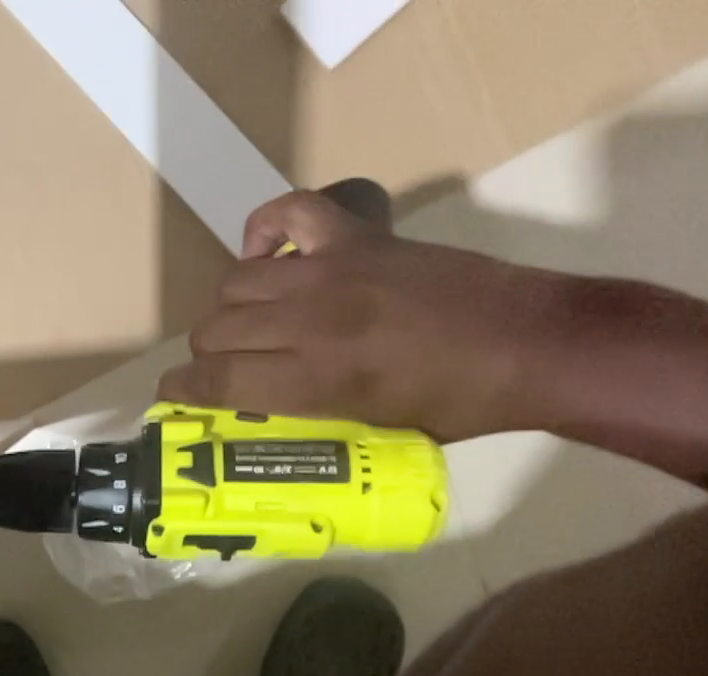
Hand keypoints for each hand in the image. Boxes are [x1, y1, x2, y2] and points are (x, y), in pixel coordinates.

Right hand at [157, 190, 580, 441]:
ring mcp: (331, 271)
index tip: (173, 395)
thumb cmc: (454, 406)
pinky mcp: (357, 238)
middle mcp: (309, 322)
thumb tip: (252, 405)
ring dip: (230, 308)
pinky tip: (270, 254)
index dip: (179, 389)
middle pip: (214, 330)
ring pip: (235, 282)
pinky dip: (264, 229)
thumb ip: (301, 414)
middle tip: (227, 369)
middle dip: (207, 356)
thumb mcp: (366, 430)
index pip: (212, 380)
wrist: (533, 345)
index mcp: (313, 380)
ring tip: (252, 321)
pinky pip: (287, 213)